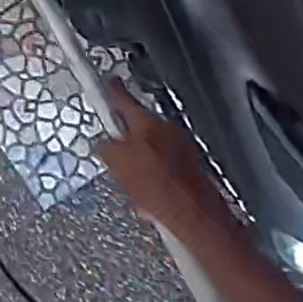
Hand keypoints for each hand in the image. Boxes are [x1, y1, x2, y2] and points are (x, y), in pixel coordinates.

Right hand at [95, 78, 230, 235]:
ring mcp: (183, 149)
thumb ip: (106, 146)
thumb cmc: (160, 188)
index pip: (122, 98)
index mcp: (147, 121)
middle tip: (114, 152)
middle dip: (125, 138)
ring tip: (133, 181)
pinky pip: (166, 165)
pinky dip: (156, 176)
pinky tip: (149, 195)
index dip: (111, 89)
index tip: (109, 80)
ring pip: (152, 147)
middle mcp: (168, 130)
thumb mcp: (115, 161)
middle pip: (138, 125)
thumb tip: (106, 145)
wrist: (196, 221)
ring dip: (141, 159)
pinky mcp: (193, 170)